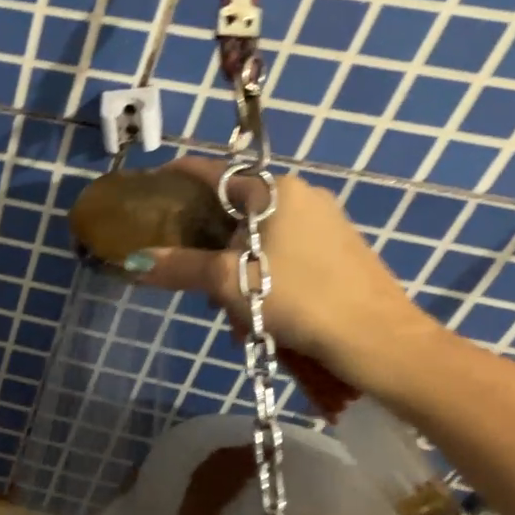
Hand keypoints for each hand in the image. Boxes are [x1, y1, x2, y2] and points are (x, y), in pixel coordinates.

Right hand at [122, 157, 448, 401]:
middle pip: (234, 206)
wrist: (381, 342)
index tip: (151, 188)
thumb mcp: (228, 282)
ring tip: (221, 301)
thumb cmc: (299, 298)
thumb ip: (178, 267)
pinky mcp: (340, 250)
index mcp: (275, 190)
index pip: (213, 172)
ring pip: (258, 233)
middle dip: (205, 237)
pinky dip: (260, 270)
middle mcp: (302, 196)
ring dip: (232, 262)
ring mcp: (326, 222)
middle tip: (182, 266)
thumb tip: (133, 262)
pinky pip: (283, 250)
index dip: (178, 177)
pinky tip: (255, 307)